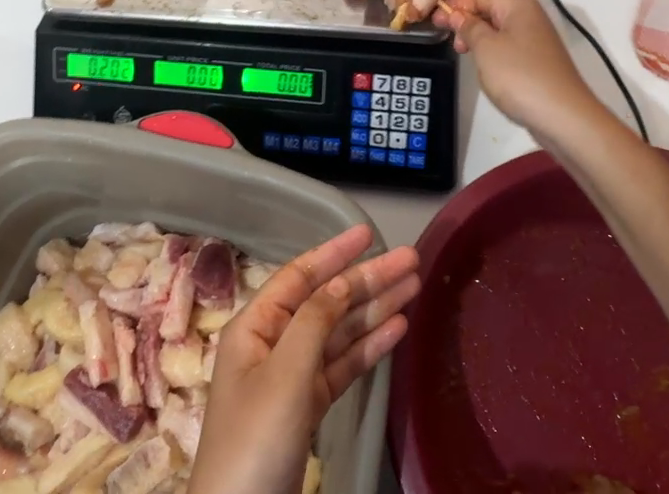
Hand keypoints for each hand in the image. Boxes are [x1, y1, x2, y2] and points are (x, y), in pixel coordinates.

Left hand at [189, 225, 419, 493]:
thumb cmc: (256, 436)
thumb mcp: (285, 373)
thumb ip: (314, 322)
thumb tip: (340, 281)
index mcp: (255, 327)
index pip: (299, 277)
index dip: (333, 253)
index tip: (368, 233)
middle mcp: (273, 344)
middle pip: (325, 302)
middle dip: (366, 279)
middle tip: (411, 260)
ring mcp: (292, 377)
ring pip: (339, 333)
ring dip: (374, 309)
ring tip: (414, 287)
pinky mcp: (309, 407)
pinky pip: (342, 366)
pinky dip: (369, 347)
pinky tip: (397, 329)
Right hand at [433, 0, 606, 138]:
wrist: (563, 116)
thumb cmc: (519, 76)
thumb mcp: (486, 48)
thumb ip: (469, 27)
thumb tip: (458, 15)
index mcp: (519, 6)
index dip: (458, 3)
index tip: (436, 21)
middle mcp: (531, 17)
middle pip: (492, 9)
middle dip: (467, 21)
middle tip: (451, 42)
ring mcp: (537, 40)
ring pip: (500, 30)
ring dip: (479, 39)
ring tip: (466, 57)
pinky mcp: (539, 62)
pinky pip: (509, 48)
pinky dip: (493, 53)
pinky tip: (486, 70)